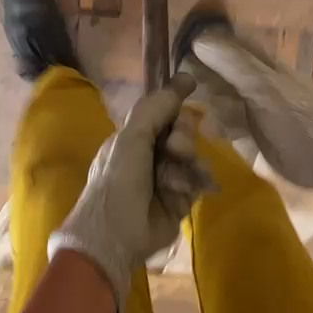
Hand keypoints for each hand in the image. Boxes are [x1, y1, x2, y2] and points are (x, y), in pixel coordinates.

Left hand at [47, 75, 214, 312]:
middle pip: (182, 130)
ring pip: (193, 156)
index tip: (191, 83)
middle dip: (183, 136)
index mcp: (133, 136)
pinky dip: (193, 183)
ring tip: (173, 180)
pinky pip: (198, 180)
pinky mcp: (180, 199)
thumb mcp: (132, 137)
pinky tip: (186, 190)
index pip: (161, 111)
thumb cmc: (117, 180)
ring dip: (187, 164)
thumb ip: (156, 108)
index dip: (175, 100)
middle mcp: (150, 153)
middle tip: (175, 149)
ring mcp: (166, 177)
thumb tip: (184, 78)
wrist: (115, 234)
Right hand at [186, 27, 312, 230]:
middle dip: (201, 76)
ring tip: (189, 113)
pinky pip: (231, 124)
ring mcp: (258, 110)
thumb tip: (199, 39)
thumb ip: (233, 63)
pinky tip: (208, 132)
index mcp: (265, 65)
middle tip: (177, 85)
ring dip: (208, 104)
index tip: (179, 46)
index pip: (231, 43)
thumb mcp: (263, 87)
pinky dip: (219, 126)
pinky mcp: (257, 136)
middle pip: (224, 72)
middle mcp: (260, 82)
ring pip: (225, 99)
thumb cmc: (299, 121)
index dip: (207, 41)